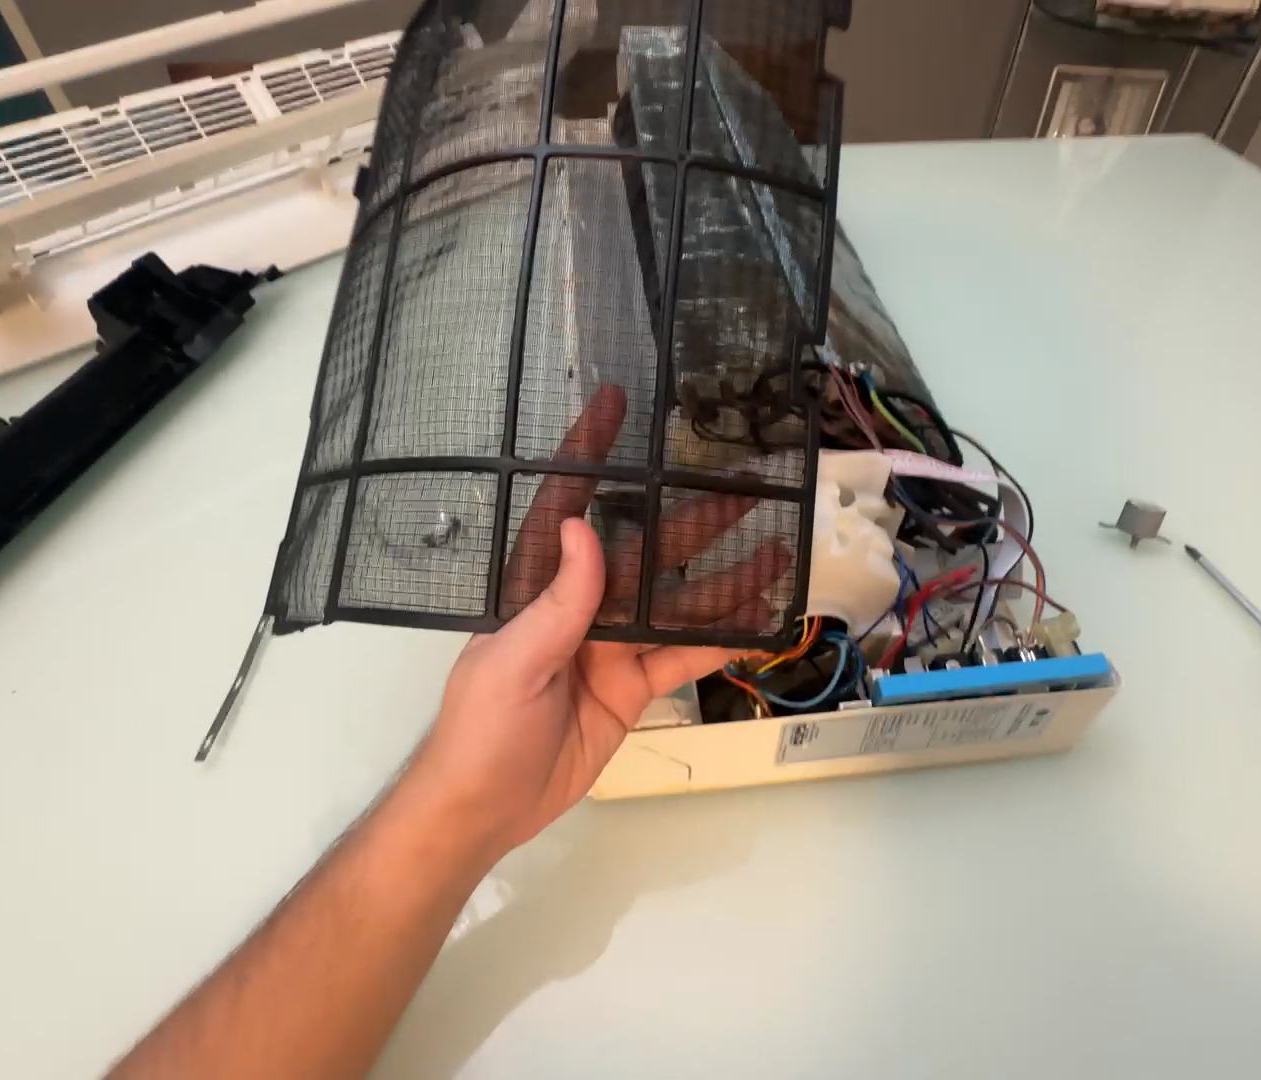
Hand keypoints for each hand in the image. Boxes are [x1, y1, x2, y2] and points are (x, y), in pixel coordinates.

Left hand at [406, 385, 790, 854]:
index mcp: (540, 586)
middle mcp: (582, 604)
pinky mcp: (633, 683)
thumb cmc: (483, 728)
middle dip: (695, 515)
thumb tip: (581, 526)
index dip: (587, 452)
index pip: (567, 505)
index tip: (613, 403)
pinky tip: (761, 620)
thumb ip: (556, 601)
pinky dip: (722, 639)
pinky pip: (684, 654)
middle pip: (648, 549)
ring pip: (678, 601)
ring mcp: (611, 643)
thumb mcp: (512, 662)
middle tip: (747, 484)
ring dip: (725, 578)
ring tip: (777, 550)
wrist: (489, 806)